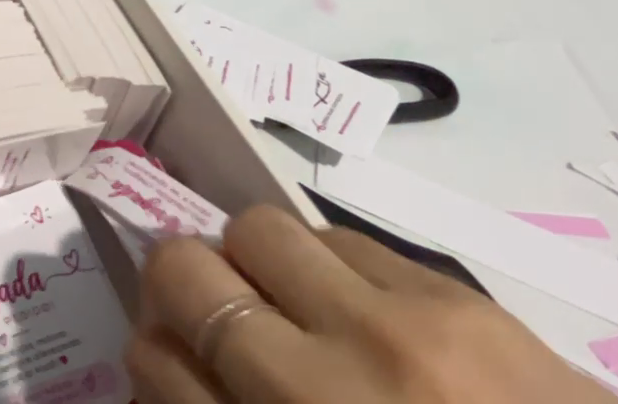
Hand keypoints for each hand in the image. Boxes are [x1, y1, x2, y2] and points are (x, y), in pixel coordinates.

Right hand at [126, 206, 616, 402]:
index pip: (155, 360)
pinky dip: (332, 269)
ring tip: (297, 306)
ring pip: (260, 229)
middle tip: (218, 317)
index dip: (153, 354)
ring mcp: (398, 333)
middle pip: (185, 267)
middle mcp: (327, 387)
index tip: (174, 363)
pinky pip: (347, 240)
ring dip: (260, 265)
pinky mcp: (464, 303)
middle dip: (182, 286)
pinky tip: (368, 316)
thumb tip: (171, 360)